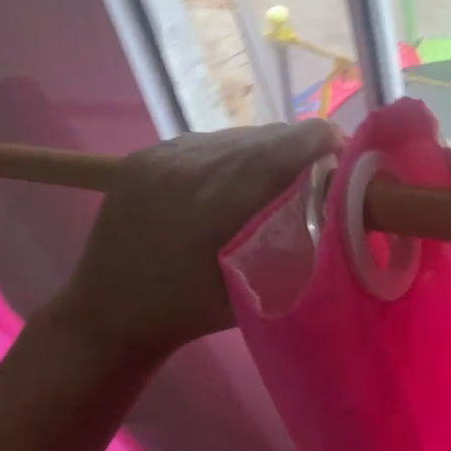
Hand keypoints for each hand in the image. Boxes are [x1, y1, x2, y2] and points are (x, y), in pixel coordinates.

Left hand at [53, 121, 341, 363]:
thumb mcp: (257, 292)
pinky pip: (213, 140)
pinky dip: (237, 155)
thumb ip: (301, 250)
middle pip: (270, 135)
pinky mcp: (149, 153)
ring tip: (279, 181)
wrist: (101, 316)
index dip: (328, 141)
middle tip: (323, 176)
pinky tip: (237, 183)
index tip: (349, 158)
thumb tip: (346, 214)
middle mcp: (190, 164)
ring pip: (242, 134)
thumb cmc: (185, 314)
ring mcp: (164, 155)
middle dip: (304, 149)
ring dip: (270, 151)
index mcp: (216, 200)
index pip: (289, 144)